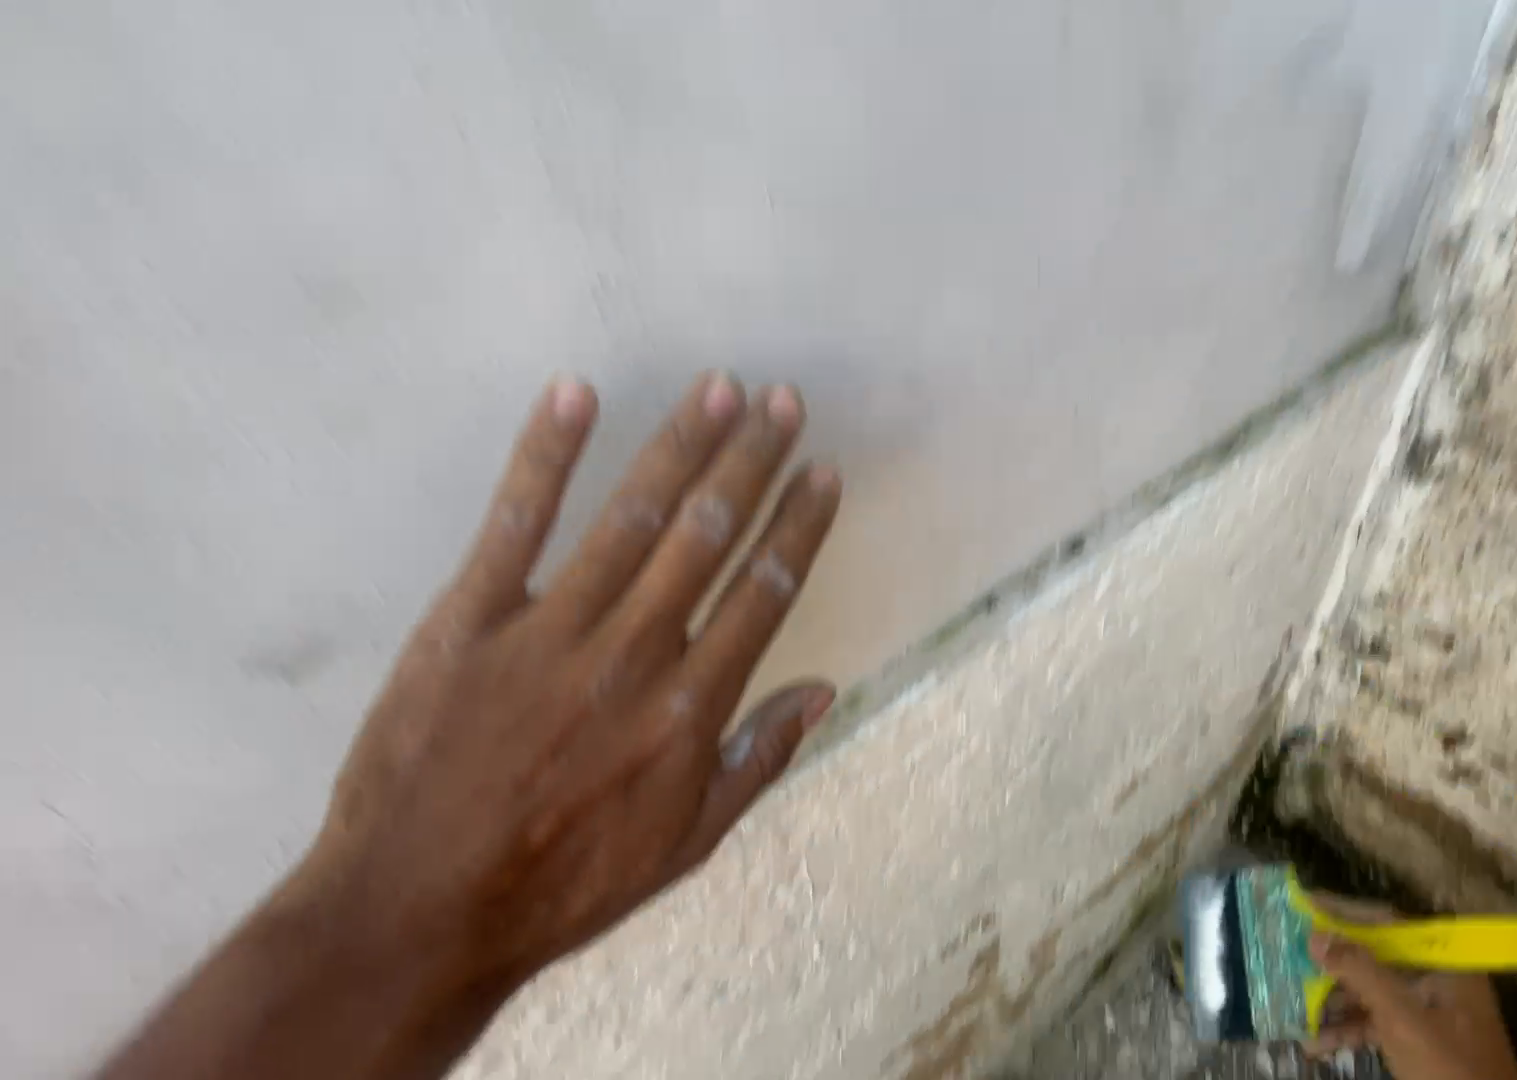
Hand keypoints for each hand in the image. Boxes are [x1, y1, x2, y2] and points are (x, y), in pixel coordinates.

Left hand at [95, 372, 842, 1079]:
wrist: (417, 913)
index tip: (822, 474)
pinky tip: (577, 394)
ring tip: (720, 387)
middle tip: (784, 401)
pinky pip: (515, 523)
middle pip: (707, 537)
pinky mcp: (469, 619)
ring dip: (680, 445)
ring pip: (632, 517)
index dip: (799, 527)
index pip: (763, 594)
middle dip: (752, 462)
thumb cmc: (570, 880)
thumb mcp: (690, 841)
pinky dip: (545, 455)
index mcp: (690, 709)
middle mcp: (634, 654)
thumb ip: (761, 758)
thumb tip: (826, 687)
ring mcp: (550, 630)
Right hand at [1304, 903, 1516, 1079]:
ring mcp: (1427, 1012)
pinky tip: (1314, 1041)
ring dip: (1331, 999)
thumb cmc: (1452, 1071)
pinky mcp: (1417, 1041)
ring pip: (1369, 991)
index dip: (1343, 911)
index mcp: (1443, 964)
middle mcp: (1435, 980)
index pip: (1386, 922)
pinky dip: (1347, 1029)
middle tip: (1288, 950)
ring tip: (1292, 1000)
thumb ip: (1360, 973)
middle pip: (1373, 956)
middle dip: (1331, 960)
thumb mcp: (1403, 1019)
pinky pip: (1375, 1022)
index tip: (1303, 903)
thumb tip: (1315, 935)